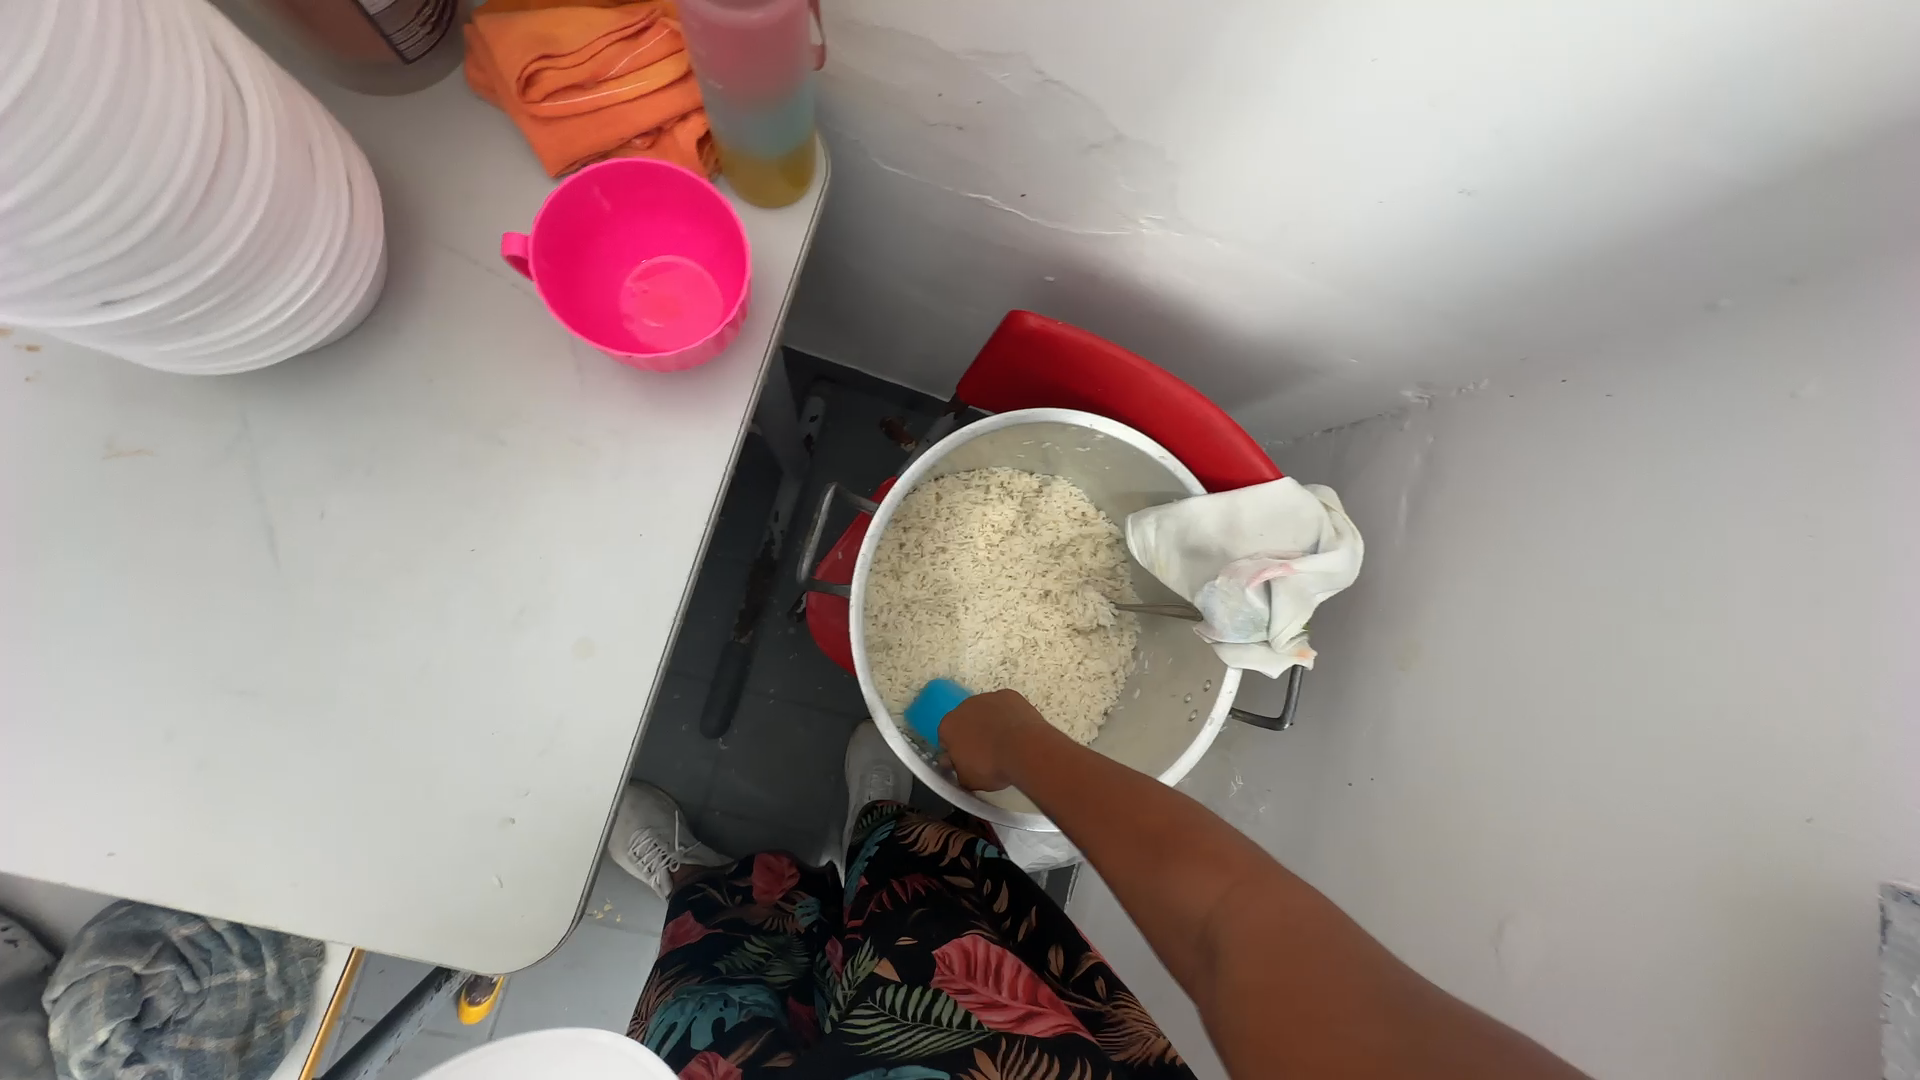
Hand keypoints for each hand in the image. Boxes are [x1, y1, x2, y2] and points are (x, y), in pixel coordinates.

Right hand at [939, 688, 1051, 791]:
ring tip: (1006, 743)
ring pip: (986, 711)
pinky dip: (1009, 715)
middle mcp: (964, 706)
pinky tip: (1018, 731)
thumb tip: (957, 766)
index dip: (957, 750)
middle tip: (987, 752)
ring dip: (991, 722)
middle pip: (965, 720)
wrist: (1024, 750)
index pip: (946, 738)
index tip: (968, 760)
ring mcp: (987, 697)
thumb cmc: (992, 766)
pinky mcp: (1009, 695)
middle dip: (973, 732)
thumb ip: (957, 770)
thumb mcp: (967, 780)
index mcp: (948, 726)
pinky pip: (1005, 706)